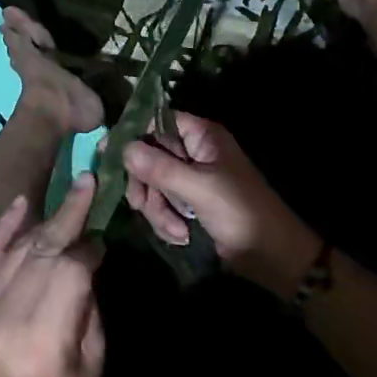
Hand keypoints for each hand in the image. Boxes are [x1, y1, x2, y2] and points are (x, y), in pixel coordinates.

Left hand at [0, 175, 104, 376]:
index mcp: (42, 340)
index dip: (89, 247)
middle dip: (69, 214)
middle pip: (41, 252)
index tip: (105, 236)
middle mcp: (5, 320)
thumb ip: (88, 299)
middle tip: (90, 181)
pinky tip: (21, 203)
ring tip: (71, 189)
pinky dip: (3, 229)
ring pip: (18, 250)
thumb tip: (89, 252)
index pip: (68, 270)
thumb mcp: (93, 356)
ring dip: (46, 218)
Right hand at [121, 111, 322, 295]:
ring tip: (175, 229)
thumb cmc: (240, 212)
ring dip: (158, 209)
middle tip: (140, 204)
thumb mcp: (198, 189)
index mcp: (202, 136)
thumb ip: (160, 168)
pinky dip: (166, 221)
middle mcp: (194, 152)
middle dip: (146, 185)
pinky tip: (180, 236)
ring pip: (152, 184)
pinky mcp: (188, 204)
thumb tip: (123, 147)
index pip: (159, 120)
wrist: (270, 255)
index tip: (107, 151)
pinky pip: (162, 205)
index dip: (133, 134)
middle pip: (148, 156)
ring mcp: (190, 179)